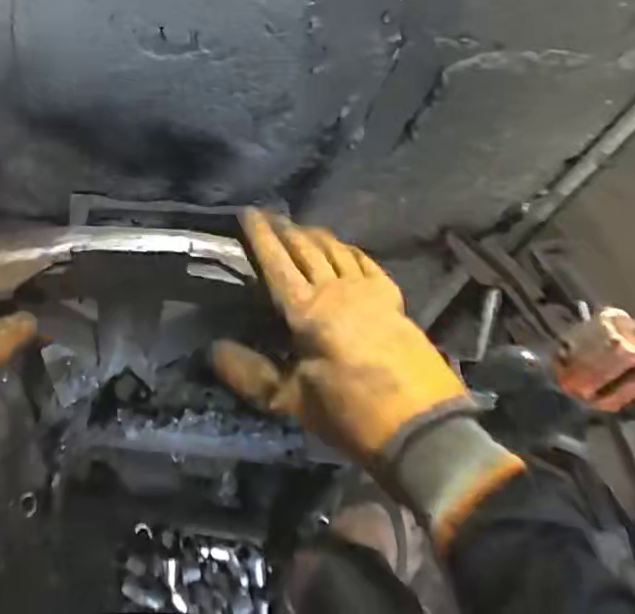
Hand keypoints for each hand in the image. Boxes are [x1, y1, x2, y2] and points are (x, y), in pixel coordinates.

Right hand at [212, 210, 473, 463]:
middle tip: (270, 214)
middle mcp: (335, 289)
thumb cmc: (350, 413)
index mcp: (307, 311)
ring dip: (315, 235)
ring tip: (301, 226)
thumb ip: (251, 374)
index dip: (260, 236)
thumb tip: (214, 348)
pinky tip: (344, 248)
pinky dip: (348, 250)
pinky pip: (365, 261)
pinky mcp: (392, 296)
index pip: (276, 263)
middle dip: (285, 229)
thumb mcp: (292, 402)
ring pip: (335, 250)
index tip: (248, 212)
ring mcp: (367, 289)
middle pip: (305, 249)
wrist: (420, 421)